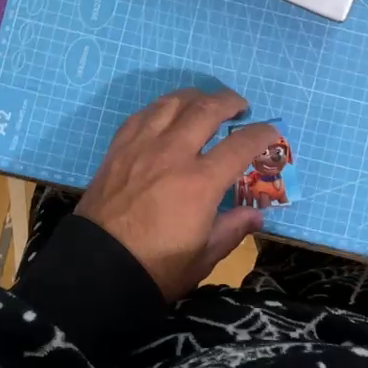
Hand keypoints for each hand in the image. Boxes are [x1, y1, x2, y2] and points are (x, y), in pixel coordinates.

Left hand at [77, 87, 280, 300]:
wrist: (96, 270)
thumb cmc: (155, 269)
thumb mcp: (202, 258)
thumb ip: (232, 229)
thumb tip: (257, 215)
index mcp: (200, 182)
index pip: (240, 145)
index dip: (261, 134)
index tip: (271, 132)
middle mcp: (173, 153)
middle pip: (207, 109)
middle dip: (229, 101)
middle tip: (240, 106)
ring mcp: (143, 146)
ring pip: (173, 103)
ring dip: (195, 97)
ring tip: (205, 102)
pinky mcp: (119, 147)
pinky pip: (144, 114)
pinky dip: (162, 108)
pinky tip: (167, 114)